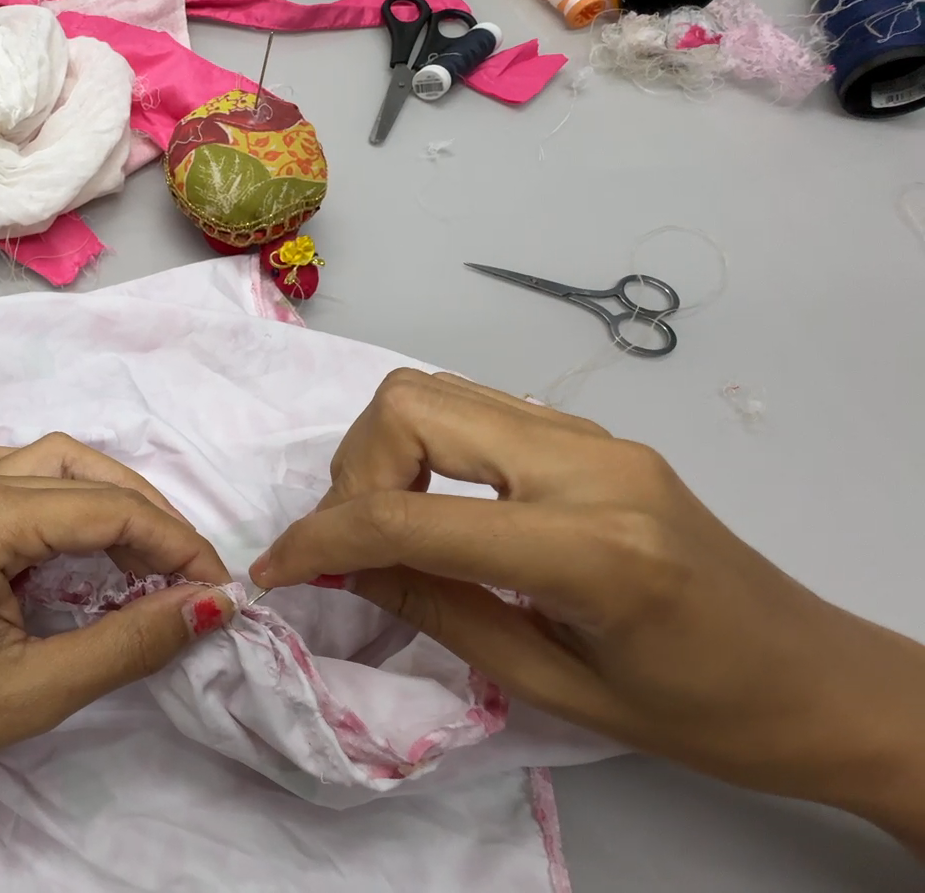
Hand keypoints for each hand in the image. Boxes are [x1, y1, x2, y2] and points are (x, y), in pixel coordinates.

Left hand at [0, 434, 234, 892]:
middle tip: (193, 575)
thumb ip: (128, 642)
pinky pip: (22, 478)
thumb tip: (210, 605)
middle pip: (84, 471)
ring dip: (110, 501)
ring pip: (54, 463)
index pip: (109, 510)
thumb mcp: (34, 690)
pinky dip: (69, 500)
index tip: (223, 591)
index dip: (176, 545)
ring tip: (152, 560)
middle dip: (149, 517)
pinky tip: (87, 543)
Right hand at [249, 369, 924, 851]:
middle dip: (351, 474)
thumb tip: (339, 566)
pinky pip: (464, 403)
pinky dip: (415, 442)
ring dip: (378, 452)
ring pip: (427, 390)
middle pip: (407, 407)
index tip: (276, 568)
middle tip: (353, 541)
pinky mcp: (586, 432)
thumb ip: (432, 608)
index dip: (322, 539)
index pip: (408, 516)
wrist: (828, 684)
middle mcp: (588, 464)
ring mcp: (591, 436)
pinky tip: (428, 496)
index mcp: (591, 549)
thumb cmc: (701, 714)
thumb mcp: (550, 688)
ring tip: (385, 518)